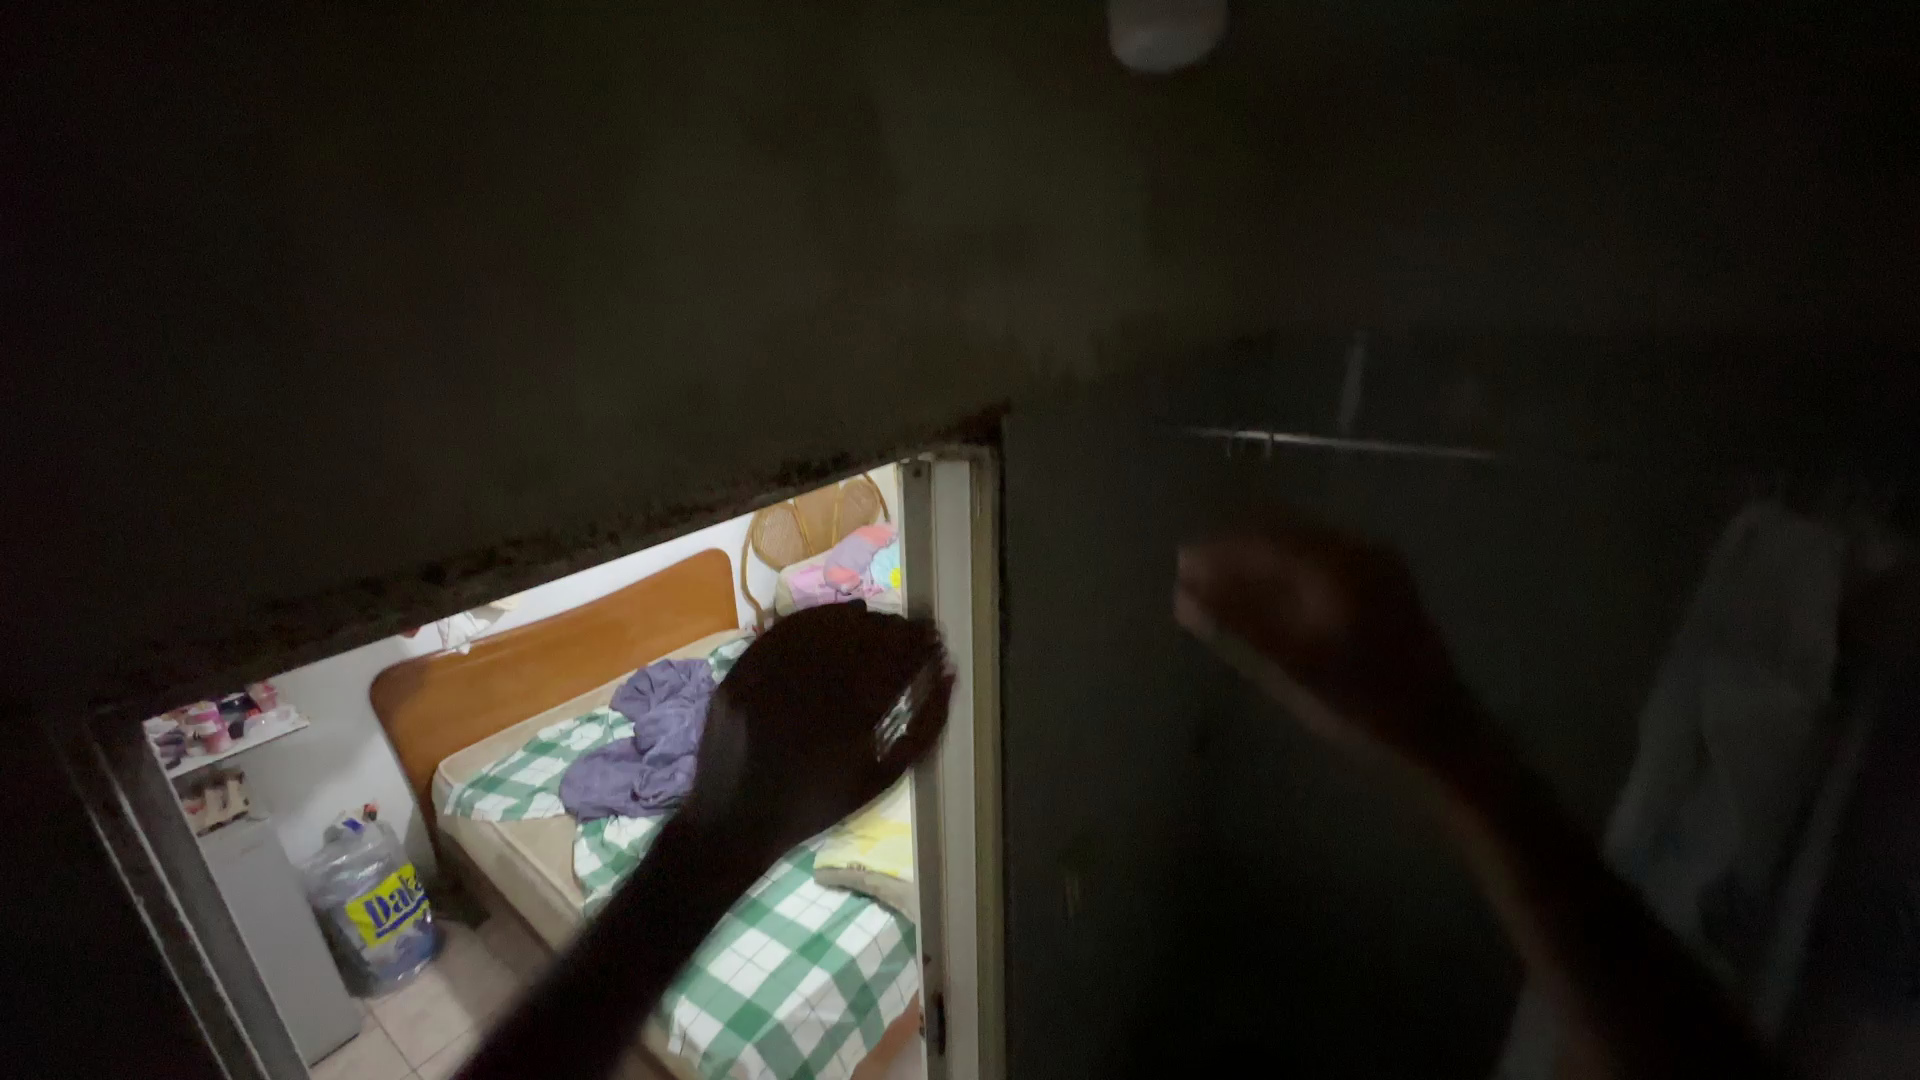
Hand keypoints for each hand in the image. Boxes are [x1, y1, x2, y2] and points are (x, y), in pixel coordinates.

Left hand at [679, 603, 953, 866]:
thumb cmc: (817, 804)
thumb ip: (925, 728)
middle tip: (914, 627)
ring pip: (825, 631)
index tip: (935, 637)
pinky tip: (841, 614)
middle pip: (862, 643)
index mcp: (848, 727)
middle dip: (896, 630)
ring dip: (862, 620)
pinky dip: (818, 617)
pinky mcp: (742, 672)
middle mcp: (807, 698)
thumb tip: (948, 674)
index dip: (920, 646)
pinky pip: (785, 631)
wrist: (733, 823)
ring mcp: (769, 682)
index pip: (895, 666)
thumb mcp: (881, 779)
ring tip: (882, 620)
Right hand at [1174, 515, 1479, 774]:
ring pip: (1301, 544)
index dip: (1217, 552)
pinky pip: (1321, 557)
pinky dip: (1286, 568)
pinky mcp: (1385, 581)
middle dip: (1235, 551)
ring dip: (1259, 559)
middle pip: (1282, 534)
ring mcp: (1377, 564)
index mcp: (1338, 568)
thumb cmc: (1360, 704)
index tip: (1181, 564)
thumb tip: (1183, 592)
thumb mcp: (1289, 666)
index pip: (1263, 542)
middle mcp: (1359, 552)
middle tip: (1194, 570)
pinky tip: (1267, 591)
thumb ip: (1234, 622)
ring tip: (1223, 581)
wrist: (1440, 735)